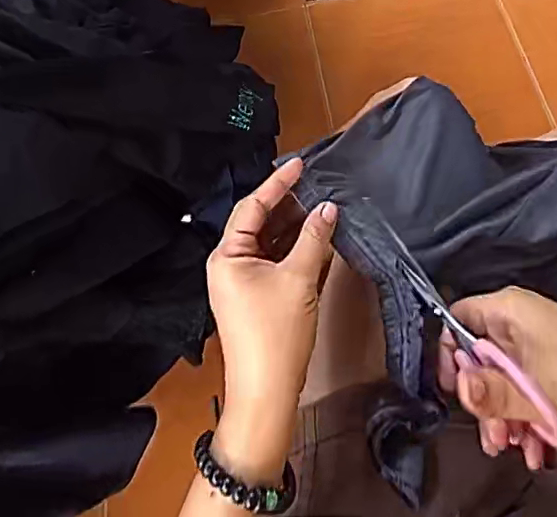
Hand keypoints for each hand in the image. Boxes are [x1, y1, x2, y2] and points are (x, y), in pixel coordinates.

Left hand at [206, 159, 336, 480]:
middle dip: (290, 203)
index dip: (278, 183)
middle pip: (261, 220)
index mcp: (228, 255)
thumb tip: (328, 207)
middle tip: (318, 184)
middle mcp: (231, 262)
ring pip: (272, 239)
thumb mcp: (299, 278)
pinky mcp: (259, 292)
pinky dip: (297, 245)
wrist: (267, 393)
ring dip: (296, 224)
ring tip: (323, 204)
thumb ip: (314, 237)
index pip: (253, 206)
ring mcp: (244, 279)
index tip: (300, 163)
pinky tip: (318, 234)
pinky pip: (278, 257)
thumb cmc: (275, 333)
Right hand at [438, 288, 556, 465]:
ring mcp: (537, 346)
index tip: (455, 388)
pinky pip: (524, 392)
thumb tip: (459, 384)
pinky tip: (536, 446)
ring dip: (504, 417)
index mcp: (512, 310)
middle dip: (483, 398)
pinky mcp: (552, 369)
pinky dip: (525, 419)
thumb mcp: (537, 391)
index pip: (460, 317)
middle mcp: (521, 323)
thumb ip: (492, 391)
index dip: (450, 351)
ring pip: (502, 380)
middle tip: (491, 431)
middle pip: (479, 355)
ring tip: (516, 445)